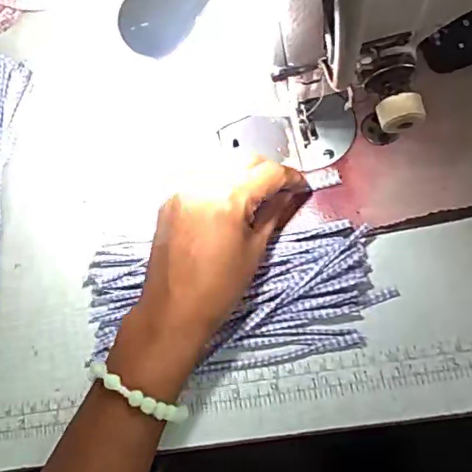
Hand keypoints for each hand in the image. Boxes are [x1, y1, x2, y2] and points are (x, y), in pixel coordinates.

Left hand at [107, 158, 308, 397]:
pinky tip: (230, 199)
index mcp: (226, 197)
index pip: (268, 172)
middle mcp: (201, 184)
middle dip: (267, 172)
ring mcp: (182, 189)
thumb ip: (273, 213)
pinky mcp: (171, 198)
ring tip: (257, 196)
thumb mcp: (255, 250)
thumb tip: (288, 194)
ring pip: (222, 163)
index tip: (300, 185)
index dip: (290, 177)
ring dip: (243, 173)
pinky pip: (202, 176)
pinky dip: (220, 180)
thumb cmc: (216, 289)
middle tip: (283, 190)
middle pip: (245, 161)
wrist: (174, 310)